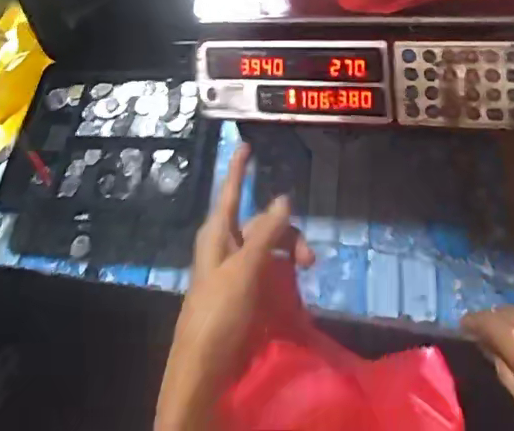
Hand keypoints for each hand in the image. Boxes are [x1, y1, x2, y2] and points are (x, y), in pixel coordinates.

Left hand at [156, 144, 312, 430]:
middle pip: (261, 223)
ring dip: (289, 253)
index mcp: (217, 233)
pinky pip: (268, 271)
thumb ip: (265, 234)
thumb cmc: (219, 313)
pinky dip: (283, 274)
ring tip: (306, 273)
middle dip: (287, 231)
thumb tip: (283, 198)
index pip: (229, 191)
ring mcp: (234, 270)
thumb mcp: (244, 271)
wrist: (204, 369)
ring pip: (268, 247)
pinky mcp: (243, 293)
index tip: (245, 144)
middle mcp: (225, 245)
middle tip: (308, 259)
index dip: (238, 168)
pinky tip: (297, 288)